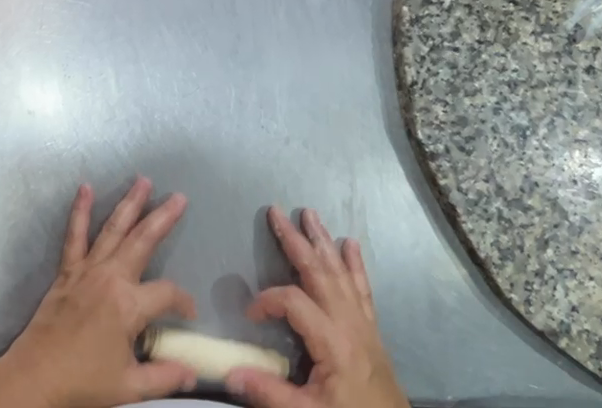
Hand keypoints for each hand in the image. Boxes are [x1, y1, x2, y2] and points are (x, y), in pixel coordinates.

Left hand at [0, 177, 198, 407]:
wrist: (36, 375)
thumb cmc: (84, 381)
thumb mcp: (130, 386)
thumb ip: (164, 376)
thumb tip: (193, 374)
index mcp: (129, 305)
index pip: (168, 294)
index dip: (183, 302)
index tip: (189, 313)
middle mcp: (110, 278)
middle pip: (143, 241)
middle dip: (163, 218)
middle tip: (180, 197)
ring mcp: (87, 270)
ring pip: (113, 230)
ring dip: (130, 204)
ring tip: (143, 181)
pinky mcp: (67, 271)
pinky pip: (74, 236)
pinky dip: (80, 211)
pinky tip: (84, 189)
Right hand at [226, 207, 407, 407]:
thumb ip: (269, 392)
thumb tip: (229, 373)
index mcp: (333, 343)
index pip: (293, 302)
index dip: (267, 301)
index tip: (250, 316)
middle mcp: (350, 325)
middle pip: (319, 273)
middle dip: (296, 240)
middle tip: (277, 211)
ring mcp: (364, 326)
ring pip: (341, 274)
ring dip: (323, 242)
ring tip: (310, 214)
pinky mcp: (371, 332)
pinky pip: (362, 289)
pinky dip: (355, 265)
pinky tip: (350, 244)